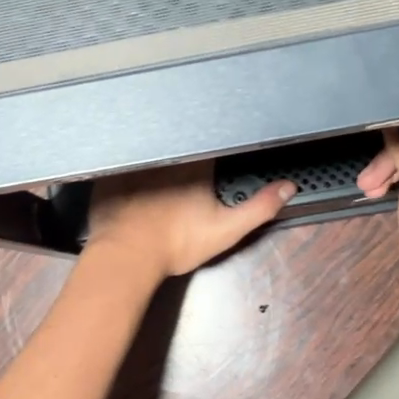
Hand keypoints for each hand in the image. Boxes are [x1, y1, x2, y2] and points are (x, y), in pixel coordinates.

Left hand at [85, 162, 294, 285]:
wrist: (127, 256)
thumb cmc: (177, 243)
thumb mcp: (226, 229)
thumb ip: (258, 207)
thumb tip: (288, 188)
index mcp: (194, 166)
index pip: (208, 144)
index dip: (212, 146)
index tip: (215, 145)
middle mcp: (164, 158)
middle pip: (177, 142)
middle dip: (182, 144)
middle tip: (186, 154)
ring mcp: (134, 165)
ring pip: (148, 150)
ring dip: (154, 152)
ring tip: (157, 159)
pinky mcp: (110, 175)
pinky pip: (119, 162)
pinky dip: (124, 165)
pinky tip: (125, 170)